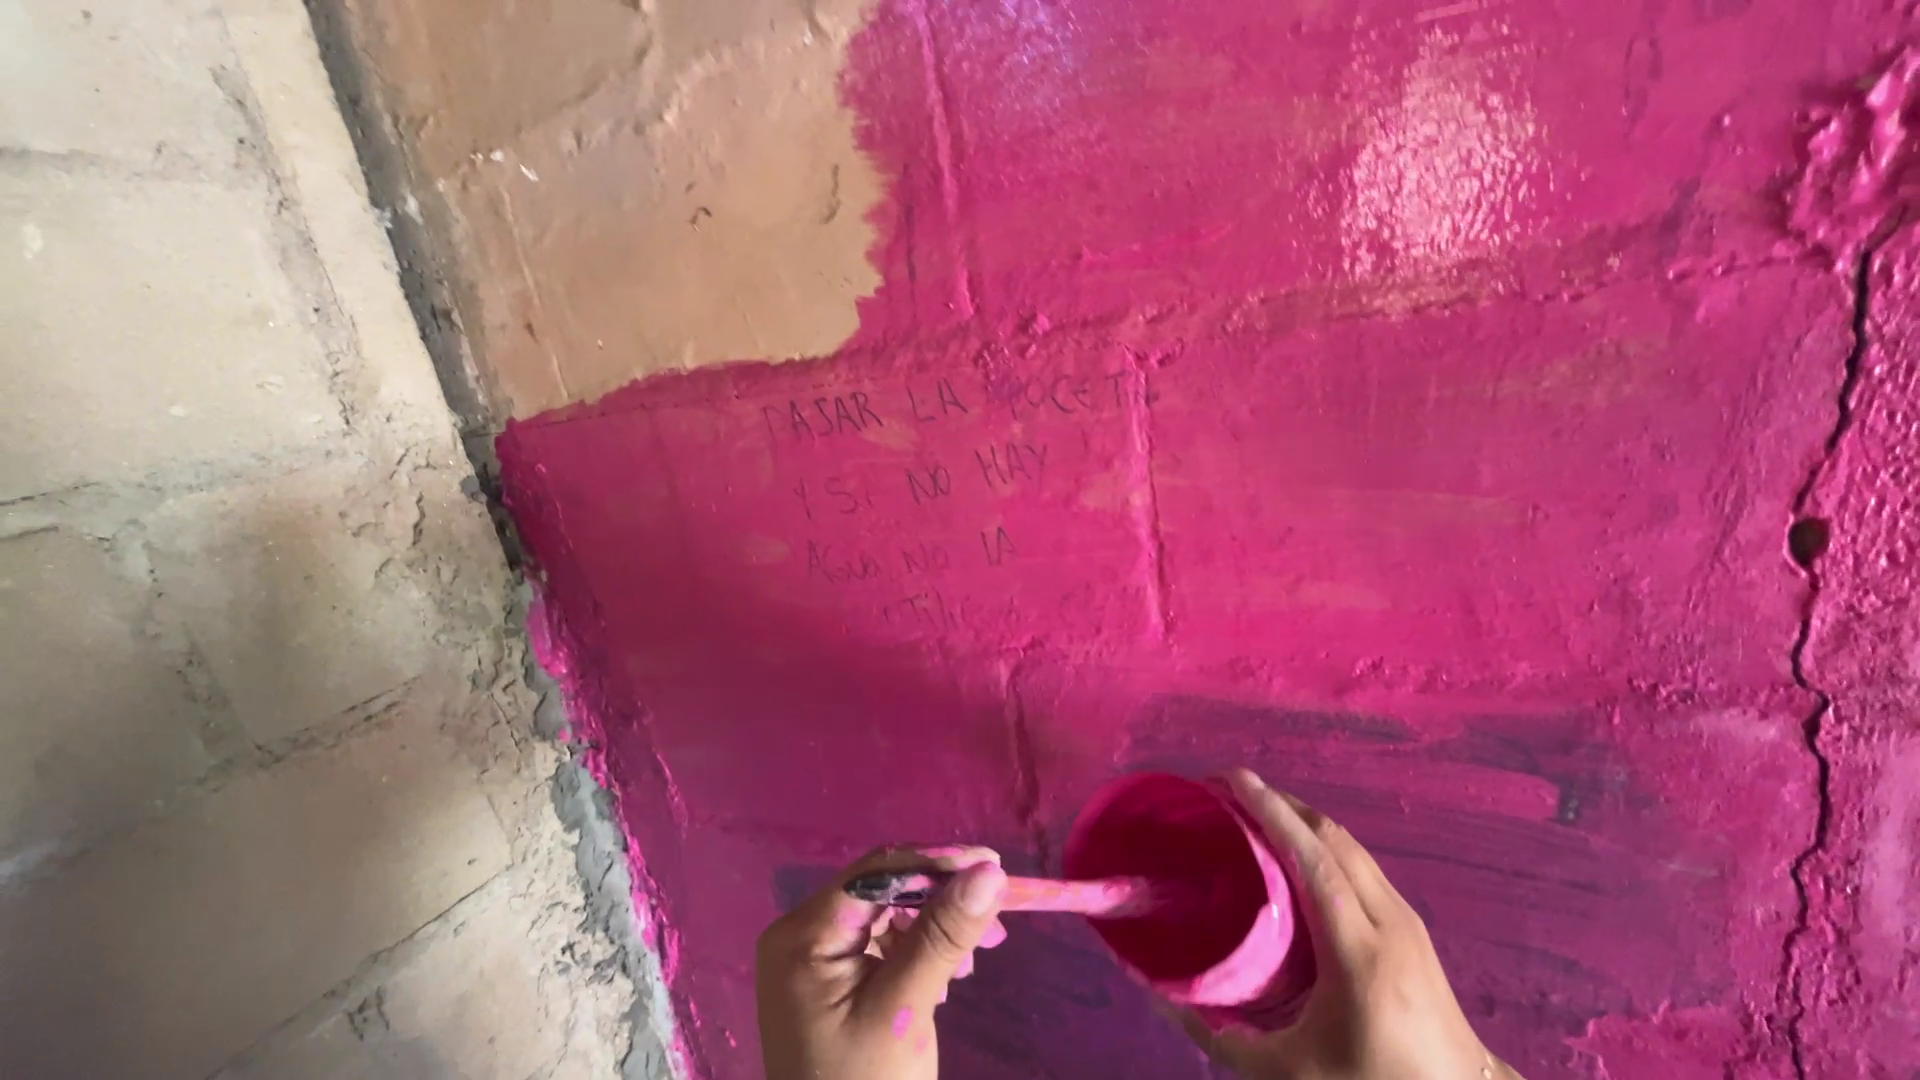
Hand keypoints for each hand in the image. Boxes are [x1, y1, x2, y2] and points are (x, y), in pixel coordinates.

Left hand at [756, 845, 1009, 1079]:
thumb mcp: (906, 1009)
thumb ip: (943, 935)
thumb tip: (990, 870)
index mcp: (803, 935)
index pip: (876, 873)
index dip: (936, 862)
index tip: (994, 864)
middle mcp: (802, 934)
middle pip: (882, 889)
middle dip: (941, 896)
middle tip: (997, 914)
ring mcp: (815, 958)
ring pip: (887, 913)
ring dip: (936, 924)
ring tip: (977, 952)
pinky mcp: (833, 979)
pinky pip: (882, 942)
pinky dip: (920, 947)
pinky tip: (951, 970)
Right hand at [1167, 770, 1522, 1079]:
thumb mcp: (1289, 1075)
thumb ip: (1220, 1037)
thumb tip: (1160, 998)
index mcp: (1359, 953)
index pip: (1313, 859)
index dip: (1270, 811)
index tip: (1228, 780)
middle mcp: (1388, 921)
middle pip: (1331, 837)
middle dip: (1277, 801)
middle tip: (1225, 788)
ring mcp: (1405, 918)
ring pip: (1347, 843)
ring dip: (1297, 816)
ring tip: (1250, 807)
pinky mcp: (1410, 922)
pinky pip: (1356, 860)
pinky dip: (1317, 838)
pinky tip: (1290, 845)